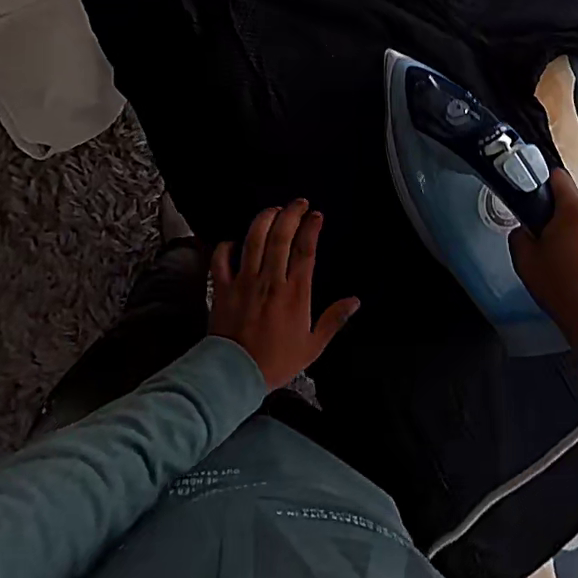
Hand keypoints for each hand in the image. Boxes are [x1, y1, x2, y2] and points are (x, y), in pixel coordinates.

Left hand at [211, 200, 360, 389]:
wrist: (235, 374)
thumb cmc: (276, 362)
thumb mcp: (313, 345)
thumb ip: (334, 319)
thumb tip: (354, 301)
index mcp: (295, 294)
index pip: (305, 250)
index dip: (311, 228)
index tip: (316, 216)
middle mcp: (270, 281)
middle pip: (281, 237)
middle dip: (291, 214)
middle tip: (299, 203)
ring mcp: (244, 282)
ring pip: (253, 240)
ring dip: (264, 220)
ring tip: (273, 210)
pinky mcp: (223, 288)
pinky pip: (222, 259)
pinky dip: (227, 246)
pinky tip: (235, 241)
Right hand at [510, 170, 577, 370]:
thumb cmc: (565, 292)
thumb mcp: (526, 264)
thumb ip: (520, 236)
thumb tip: (526, 231)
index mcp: (576, 212)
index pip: (559, 178)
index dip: (545, 187)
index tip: (540, 200)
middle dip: (565, 222)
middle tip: (553, 248)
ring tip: (576, 268)